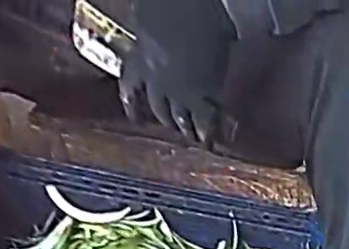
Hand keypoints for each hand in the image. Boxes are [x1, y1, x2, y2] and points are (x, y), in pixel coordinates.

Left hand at [120, 0, 234, 145]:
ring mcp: (182, 93)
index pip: (131, 88)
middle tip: (174, 126)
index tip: (137, 119)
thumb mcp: (147, 16)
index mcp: (141, 58)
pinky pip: (207, 122)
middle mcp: (158, 81)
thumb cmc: (171, 5)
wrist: (195, 8)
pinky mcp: (206, 98)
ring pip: (182, 121)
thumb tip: (148, 37)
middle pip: (159, 109)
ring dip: (189, 130)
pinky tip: (218, 136)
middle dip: (166, 119)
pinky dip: (211, 131)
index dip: (133, 105)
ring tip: (198, 136)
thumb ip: (148, 34)